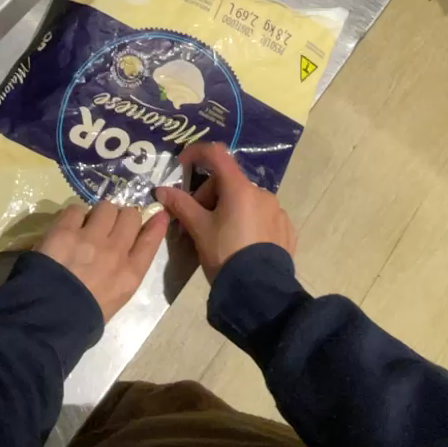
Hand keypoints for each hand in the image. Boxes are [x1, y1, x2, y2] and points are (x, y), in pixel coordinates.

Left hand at [35, 201, 169, 320]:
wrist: (49, 319)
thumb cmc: (83, 319)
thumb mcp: (115, 300)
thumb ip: (123, 275)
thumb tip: (123, 253)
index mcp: (130, 275)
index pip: (150, 240)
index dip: (156, 224)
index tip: (159, 214)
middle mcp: (116, 251)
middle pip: (130, 215)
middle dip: (122, 218)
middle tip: (110, 226)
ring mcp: (91, 238)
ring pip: (106, 207)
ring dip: (99, 214)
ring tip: (88, 225)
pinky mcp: (66, 231)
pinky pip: (77, 209)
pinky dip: (74, 216)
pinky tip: (69, 228)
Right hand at [154, 142, 296, 280]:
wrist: (260, 292)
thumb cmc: (225, 254)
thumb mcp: (199, 229)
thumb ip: (181, 204)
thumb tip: (162, 190)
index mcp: (240, 188)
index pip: (216, 154)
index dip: (196, 153)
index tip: (182, 166)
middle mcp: (262, 193)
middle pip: (229, 181)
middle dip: (209, 194)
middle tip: (198, 218)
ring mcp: (277, 211)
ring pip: (246, 200)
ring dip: (229, 208)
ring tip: (219, 235)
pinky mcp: (285, 229)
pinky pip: (262, 216)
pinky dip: (248, 221)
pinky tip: (241, 244)